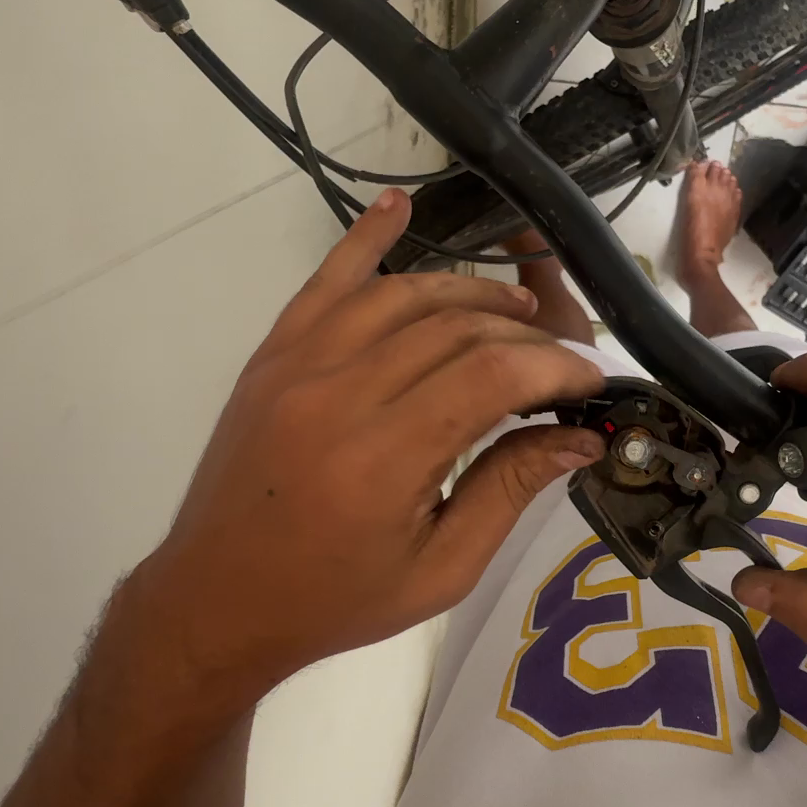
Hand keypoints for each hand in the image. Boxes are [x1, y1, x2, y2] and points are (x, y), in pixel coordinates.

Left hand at [122, 189, 605, 715]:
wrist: (216, 601)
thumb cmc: (337, 599)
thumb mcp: (442, 568)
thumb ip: (509, 490)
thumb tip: (579, 437)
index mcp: (384, 460)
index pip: (493, 376)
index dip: (555, 367)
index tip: (590, 379)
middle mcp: (340, 396)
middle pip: (458, 330)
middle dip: (527, 338)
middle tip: (560, 363)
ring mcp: (299, 365)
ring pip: (406, 296)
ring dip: (473, 293)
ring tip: (516, 310)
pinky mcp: (274, 354)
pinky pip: (327, 279)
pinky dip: (367, 237)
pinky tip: (401, 204)